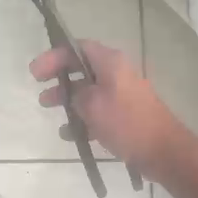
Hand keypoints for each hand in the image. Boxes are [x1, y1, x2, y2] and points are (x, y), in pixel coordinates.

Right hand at [31, 40, 193, 178]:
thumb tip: (72, 93)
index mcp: (110, 62)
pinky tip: (69, 134)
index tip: (35, 72)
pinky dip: (82, 117)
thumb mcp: (93, 105)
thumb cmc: (126, 122)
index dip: (55, 56)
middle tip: (39, 88)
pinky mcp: (125, 113)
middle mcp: (116, 72)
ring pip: (88, 89)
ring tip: (48, 108)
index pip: (78, 48)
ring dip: (68, 98)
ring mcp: (121, 93)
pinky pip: (98, 109)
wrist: (163, 150)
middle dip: (59, 76)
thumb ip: (76, 94)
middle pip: (82, 67)